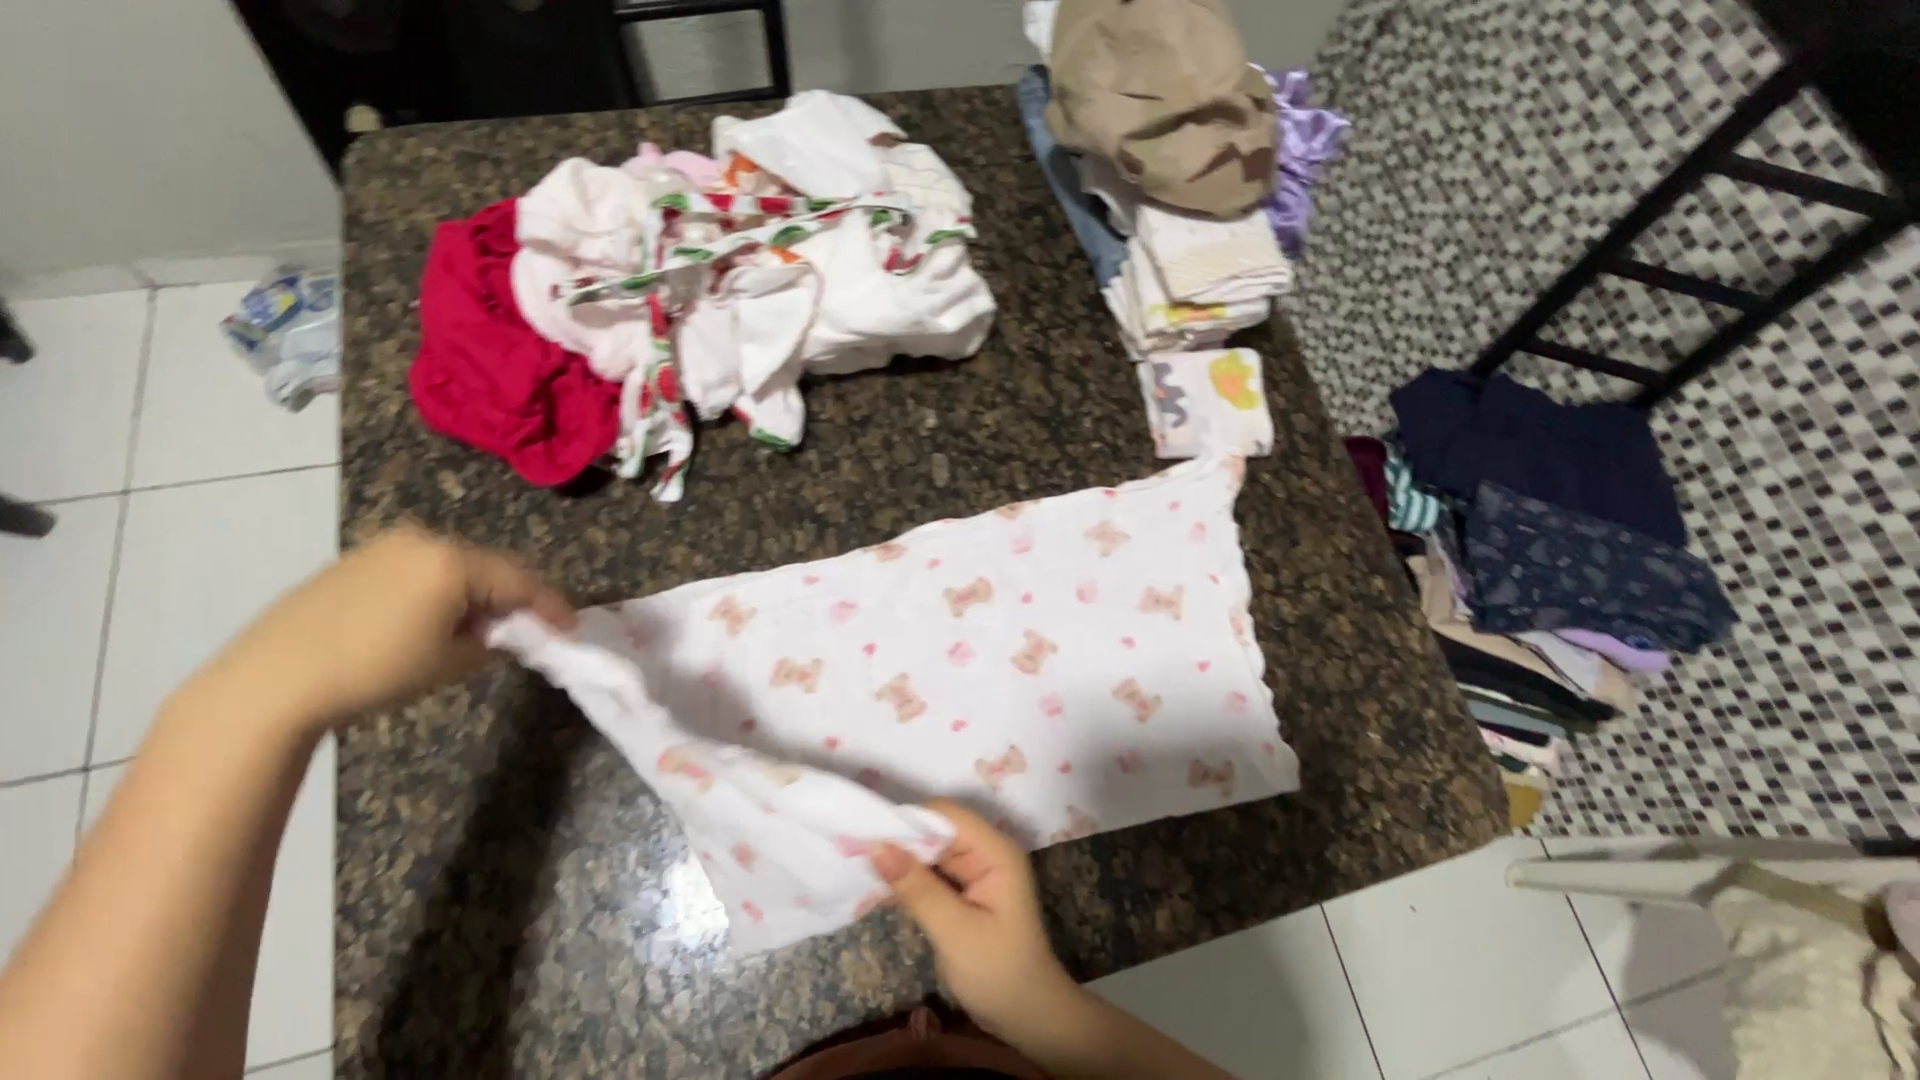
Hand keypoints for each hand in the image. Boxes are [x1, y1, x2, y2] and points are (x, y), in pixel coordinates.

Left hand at [184, 526, 575, 733]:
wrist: (273, 679)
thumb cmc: (376, 670)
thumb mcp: (453, 662)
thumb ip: (492, 639)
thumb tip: (501, 630)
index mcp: (454, 560)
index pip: (521, 581)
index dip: (552, 607)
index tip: (572, 629)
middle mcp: (425, 540)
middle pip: (490, 567)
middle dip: (514, 597)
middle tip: (532, 628)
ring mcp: (387, 546)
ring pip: (455, 566)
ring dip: (478, 593)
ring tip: (485, 628)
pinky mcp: (357, 560)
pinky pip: (421, 569)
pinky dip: (443, 591)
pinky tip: (439, 619)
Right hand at [872, 800, 1081, 1035]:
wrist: (1027, 1017)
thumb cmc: (999, 972)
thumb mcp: (955, 932)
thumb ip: (917, 888)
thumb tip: (876, 846)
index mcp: (995, 852)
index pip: (946, 815)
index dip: (908, 820)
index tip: (867, 835)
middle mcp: (985, 853)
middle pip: (935, 830)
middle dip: (899, 841)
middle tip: (854, 854)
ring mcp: (974, 872)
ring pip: (928, 852)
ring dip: (899, 861)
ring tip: (857, 868)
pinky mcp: (962, 892)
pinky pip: (929, 874)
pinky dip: (907, 879)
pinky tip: (877, 889)